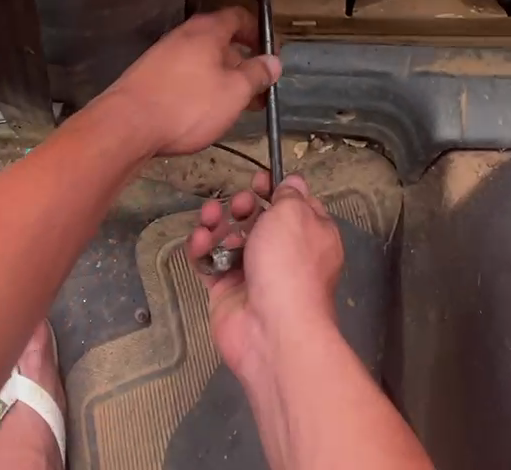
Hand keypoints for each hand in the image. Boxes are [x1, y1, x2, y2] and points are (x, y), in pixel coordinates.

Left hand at [90, 7, 280, 157]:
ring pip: (204, 60)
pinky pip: (186, 74)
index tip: (271, 54)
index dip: (259, 32)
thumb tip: (273, 61)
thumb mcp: (234, 92)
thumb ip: (256, 74)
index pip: (240, 16)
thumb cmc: (187, 104)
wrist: (127, 125)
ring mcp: (164, 55)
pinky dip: (203, 87)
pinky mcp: (151, 76)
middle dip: (243, 62)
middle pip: (222, 39)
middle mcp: (185, 35)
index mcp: (207, 30)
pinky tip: (206, 111)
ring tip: (237, 106)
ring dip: (224, 78)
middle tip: (259, 88)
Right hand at [186, 173, 344, 382]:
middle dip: (244, 205)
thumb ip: (289, 193)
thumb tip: (291, 183)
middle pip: (259, 220)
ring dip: (217, 222)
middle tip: (240, 205)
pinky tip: (199, 241)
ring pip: (231, 238)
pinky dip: (201, 249)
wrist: (272, 330)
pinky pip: (211, 262)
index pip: (295, 205)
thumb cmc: (290, 266)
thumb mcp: (294, 214)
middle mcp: (285, 254)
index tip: (260, 180)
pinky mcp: (228, 292)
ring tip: (209, 218)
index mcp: (311, 234)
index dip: (277, 189)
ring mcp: (255, 274)